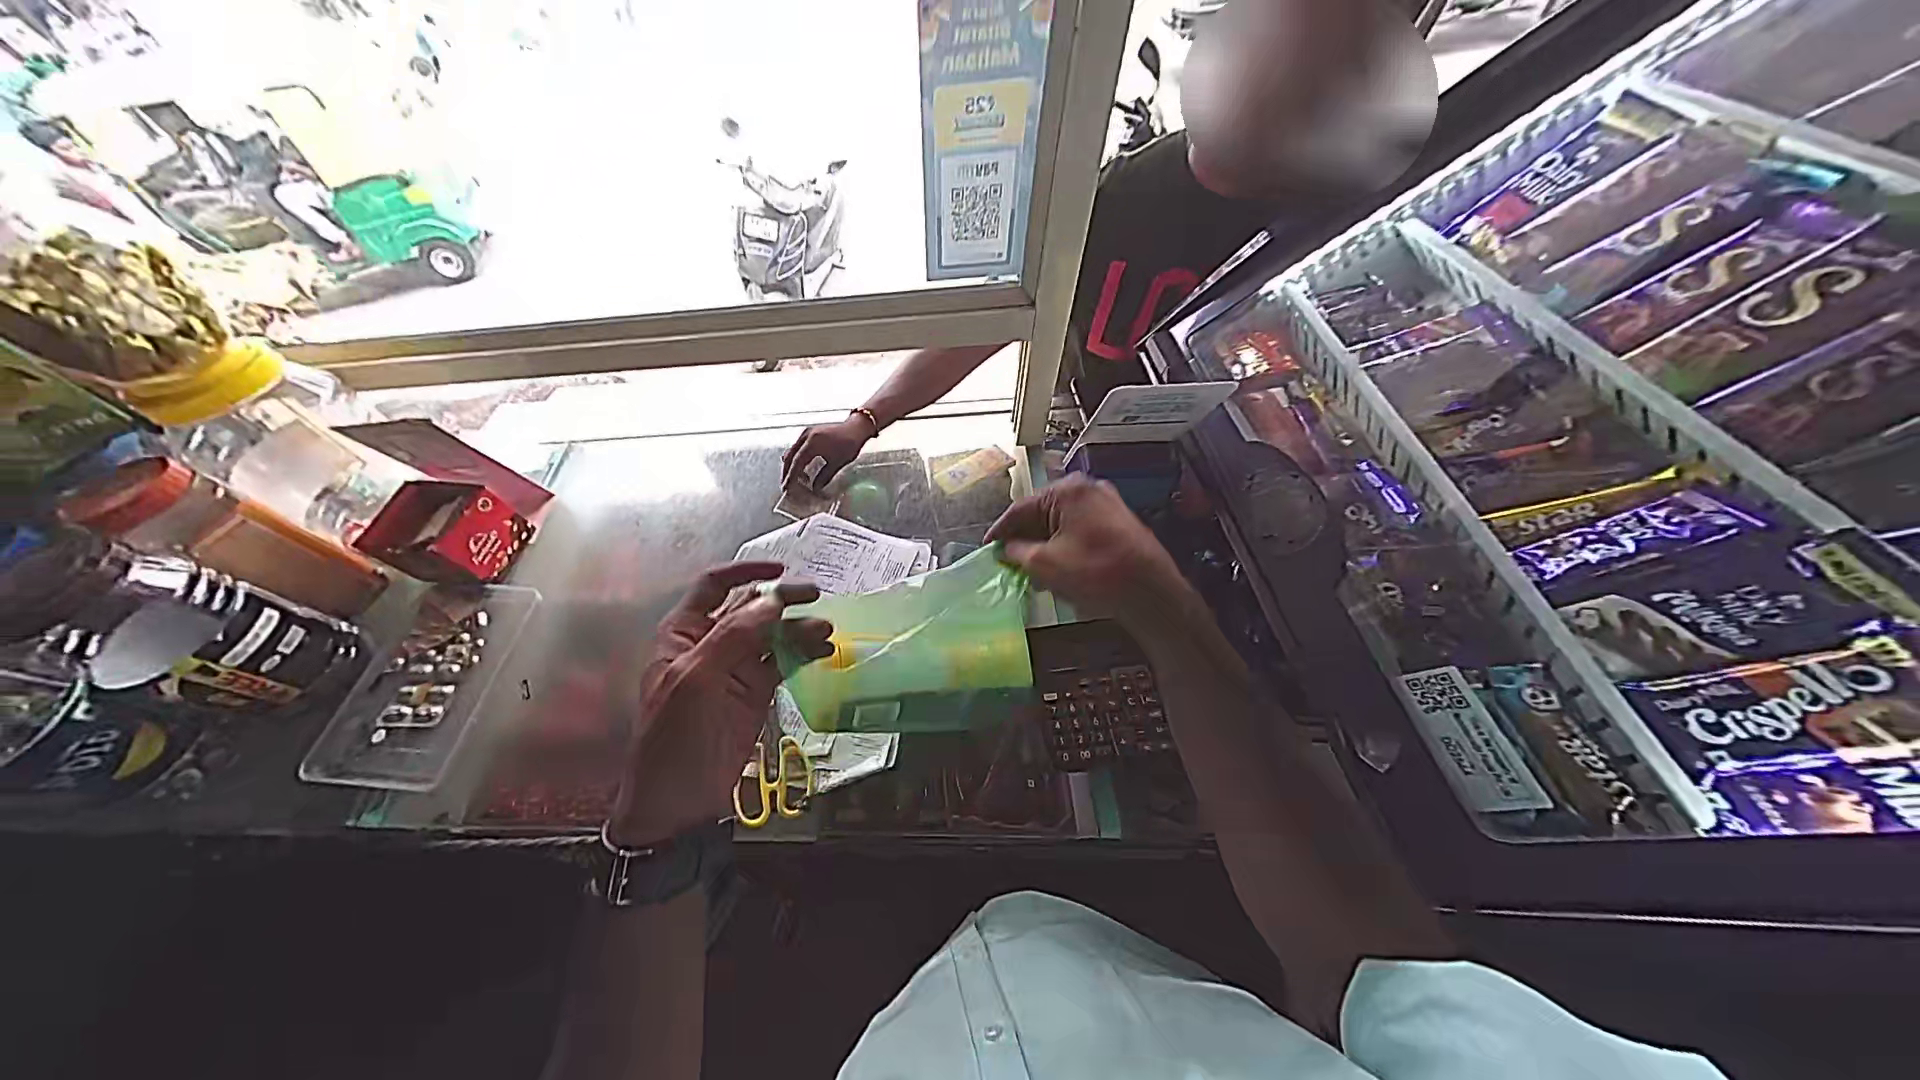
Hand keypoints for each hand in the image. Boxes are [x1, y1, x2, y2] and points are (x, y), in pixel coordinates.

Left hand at [610, 562, 832, 846]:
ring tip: (825, 630)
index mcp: (684, 633)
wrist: (677, 802)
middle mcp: (711, 644)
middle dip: (782, 599)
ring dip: (798, 628)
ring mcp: (736, 668)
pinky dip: (803, 652)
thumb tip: (771, 599)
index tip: (780, 569)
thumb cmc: (673, 738)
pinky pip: (783, 661)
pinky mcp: (756, 691)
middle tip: (814, 596)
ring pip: (772, 634)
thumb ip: (733, 636)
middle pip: (751, 607)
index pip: (713, 586)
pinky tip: (822, 649)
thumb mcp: (696, 680)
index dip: (745, 571)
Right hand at [781, 415, 874, 491]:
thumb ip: (824, 476)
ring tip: (792, 479)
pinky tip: (801, 467)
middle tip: (785, 485)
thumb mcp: (838, 463)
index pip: (797, 463)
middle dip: (787, 472)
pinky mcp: (810, 432)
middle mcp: (806, 436)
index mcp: (812, 443)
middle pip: (791, 457)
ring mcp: (807, 433)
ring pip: (792, 451)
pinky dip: (796, 457)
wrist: (857, 428)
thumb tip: (815, 489)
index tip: (786, 487)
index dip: (790, 476)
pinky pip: (798, 446)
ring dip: (791, 465)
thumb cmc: (850, 444)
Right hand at [985, 475, 1193, 630]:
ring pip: (1062, 523)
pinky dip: (1064, 546)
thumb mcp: (1044, 563)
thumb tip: (1007, 549)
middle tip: (1007, 561)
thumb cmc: (1096, 573)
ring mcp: (1107, 505)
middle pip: (1042, 513)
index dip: (1000, 531)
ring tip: (1031, 570)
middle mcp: (1089, 489)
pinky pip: (1080, 531)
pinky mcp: (1118, 524)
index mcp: (1068, 490)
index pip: (1021, 508)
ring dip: (1044, 545)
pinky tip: (1058, 569)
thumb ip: (1017, 551)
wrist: (1151, 593)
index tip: (987, 548)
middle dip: (1024, 538)